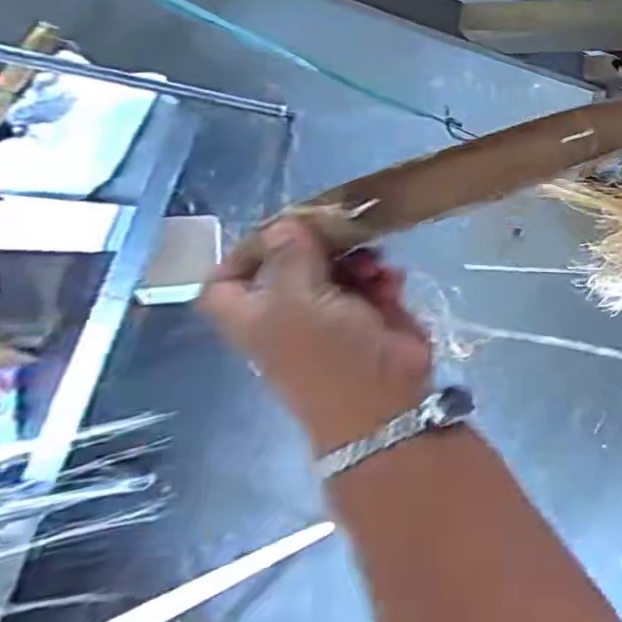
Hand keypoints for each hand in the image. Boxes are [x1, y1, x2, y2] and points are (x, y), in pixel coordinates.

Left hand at [201, 218, 431, 454]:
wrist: (383, 398)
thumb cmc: (328, 354)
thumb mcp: (299, 302)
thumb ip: (291, 258)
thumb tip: (285, 223)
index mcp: (253, 312)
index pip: (228, 276)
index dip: (249, 251)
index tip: (286, 229)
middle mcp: (289, 310)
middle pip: (293, 264)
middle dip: (319, 246)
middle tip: (343, 230)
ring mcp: (334, 313)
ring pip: (339, 269)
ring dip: (357, 258)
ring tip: (375, 262)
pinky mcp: (374, 315)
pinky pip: (375, 283)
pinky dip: (383, 276)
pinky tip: (392, 279)